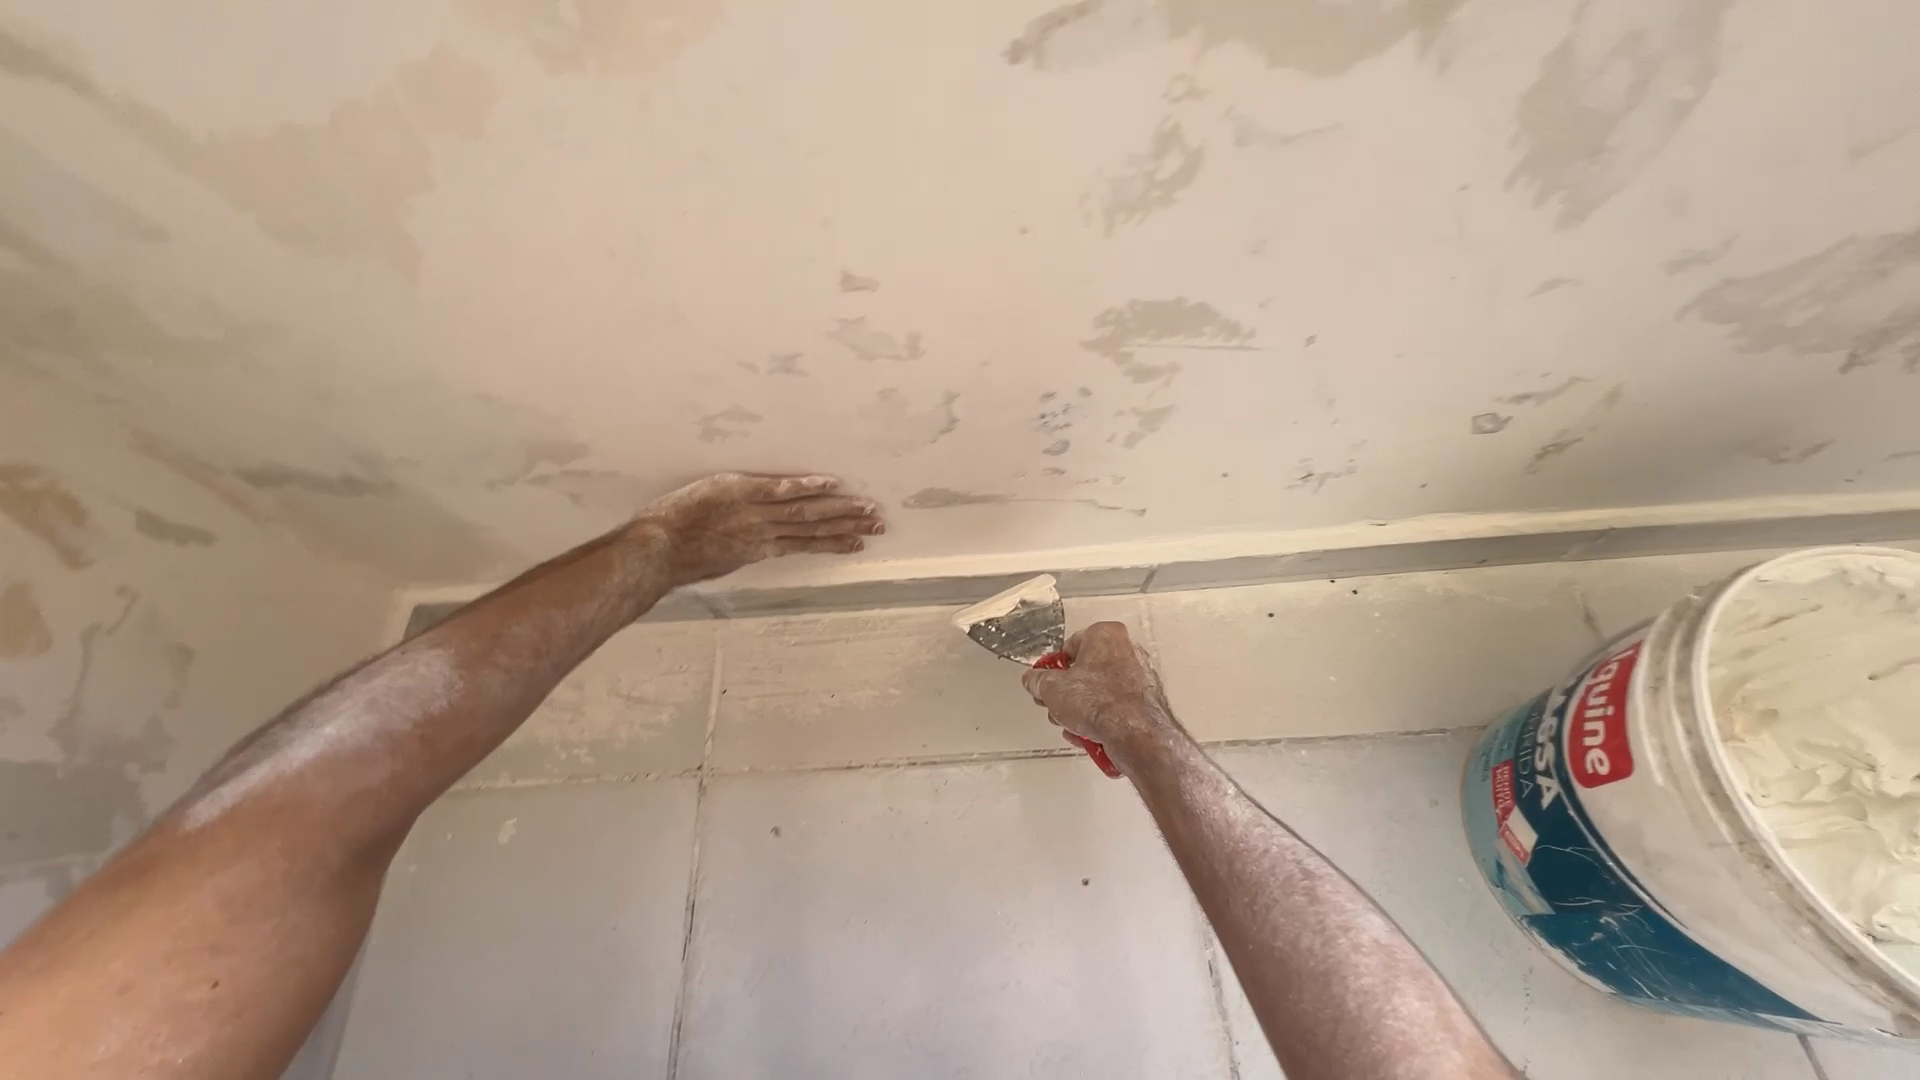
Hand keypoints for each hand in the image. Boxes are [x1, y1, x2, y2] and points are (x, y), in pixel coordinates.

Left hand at [631, 472, 883, 585]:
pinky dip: (806, 486)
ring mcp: (756, 513)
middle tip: (879, 524)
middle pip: (815, 528)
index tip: (859, 543)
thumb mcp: (716, 562)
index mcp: (760, 549)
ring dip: (839, 508)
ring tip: (867, 508)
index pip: (805, 545)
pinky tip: (830, 483)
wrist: (656, 551)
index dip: (834, 544)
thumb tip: (756, 549)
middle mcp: (766, 533)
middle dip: (849, 526)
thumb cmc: (679, 562)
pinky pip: (780, 489)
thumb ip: (741, 552)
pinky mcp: (742, 493)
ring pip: (805, 511)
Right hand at [1021, 622, 1176, 765]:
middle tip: (1057, 704)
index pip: (1070, 645)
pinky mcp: (1147, 701)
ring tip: (1072, 724)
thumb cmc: (1103, 703)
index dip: (1054, 666)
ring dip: (1083, 709)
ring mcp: (1141, 676)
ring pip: (1101, 692)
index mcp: (1105, 634)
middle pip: (1087, 670)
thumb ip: (1037, 681)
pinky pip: (1116, 708)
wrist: (1134, 734)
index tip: (1046, 678)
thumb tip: (1033, 680)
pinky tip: (1088, 734)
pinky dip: (1102, 720)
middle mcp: (1127, 650)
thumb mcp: (1051, 689)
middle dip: (1069, 691)